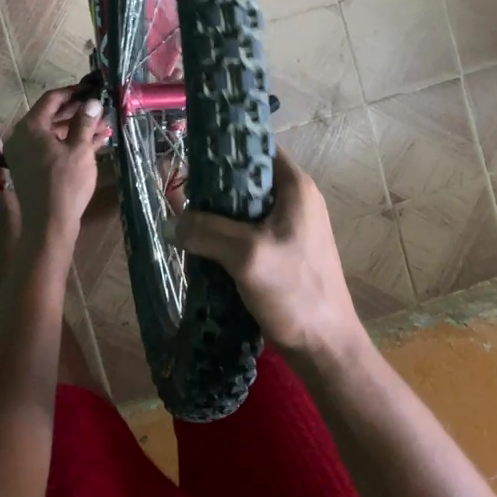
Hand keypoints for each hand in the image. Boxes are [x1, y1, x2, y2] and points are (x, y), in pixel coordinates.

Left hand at [2, 86, 106, 244]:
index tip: (91, 88)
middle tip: (101, 108)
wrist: (49, 224)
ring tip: (104, 126)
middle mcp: (22, 137)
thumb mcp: (79, 149)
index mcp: (30, 127)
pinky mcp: (32, 169)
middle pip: (51, 116)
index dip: (73, 92)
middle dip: (78, 112)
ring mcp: (25, 154)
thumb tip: (92, 102)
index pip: (51, 99)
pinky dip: (70, 144)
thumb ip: (85, 122)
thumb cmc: (65, 183)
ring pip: (53, 133)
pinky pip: (51, 148)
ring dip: (77, 129)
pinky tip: (95, 143)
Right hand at [168, 150, 363, 361]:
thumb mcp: (246, 256)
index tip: (191, 161)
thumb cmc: (295, 293)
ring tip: (189, 233)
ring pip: (241, 210)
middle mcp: (295, 201)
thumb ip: (206, 232)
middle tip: (183, 203)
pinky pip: (245, 235)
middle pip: (244, 180)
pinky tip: (205, 257)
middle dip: (212, 192)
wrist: (326, 349)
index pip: (256, 147)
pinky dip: (224, 242)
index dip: (225, 149)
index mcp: (295, 188)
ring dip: (215, 221)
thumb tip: (170, 224)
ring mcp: (289, 229)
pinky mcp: (282, 254)